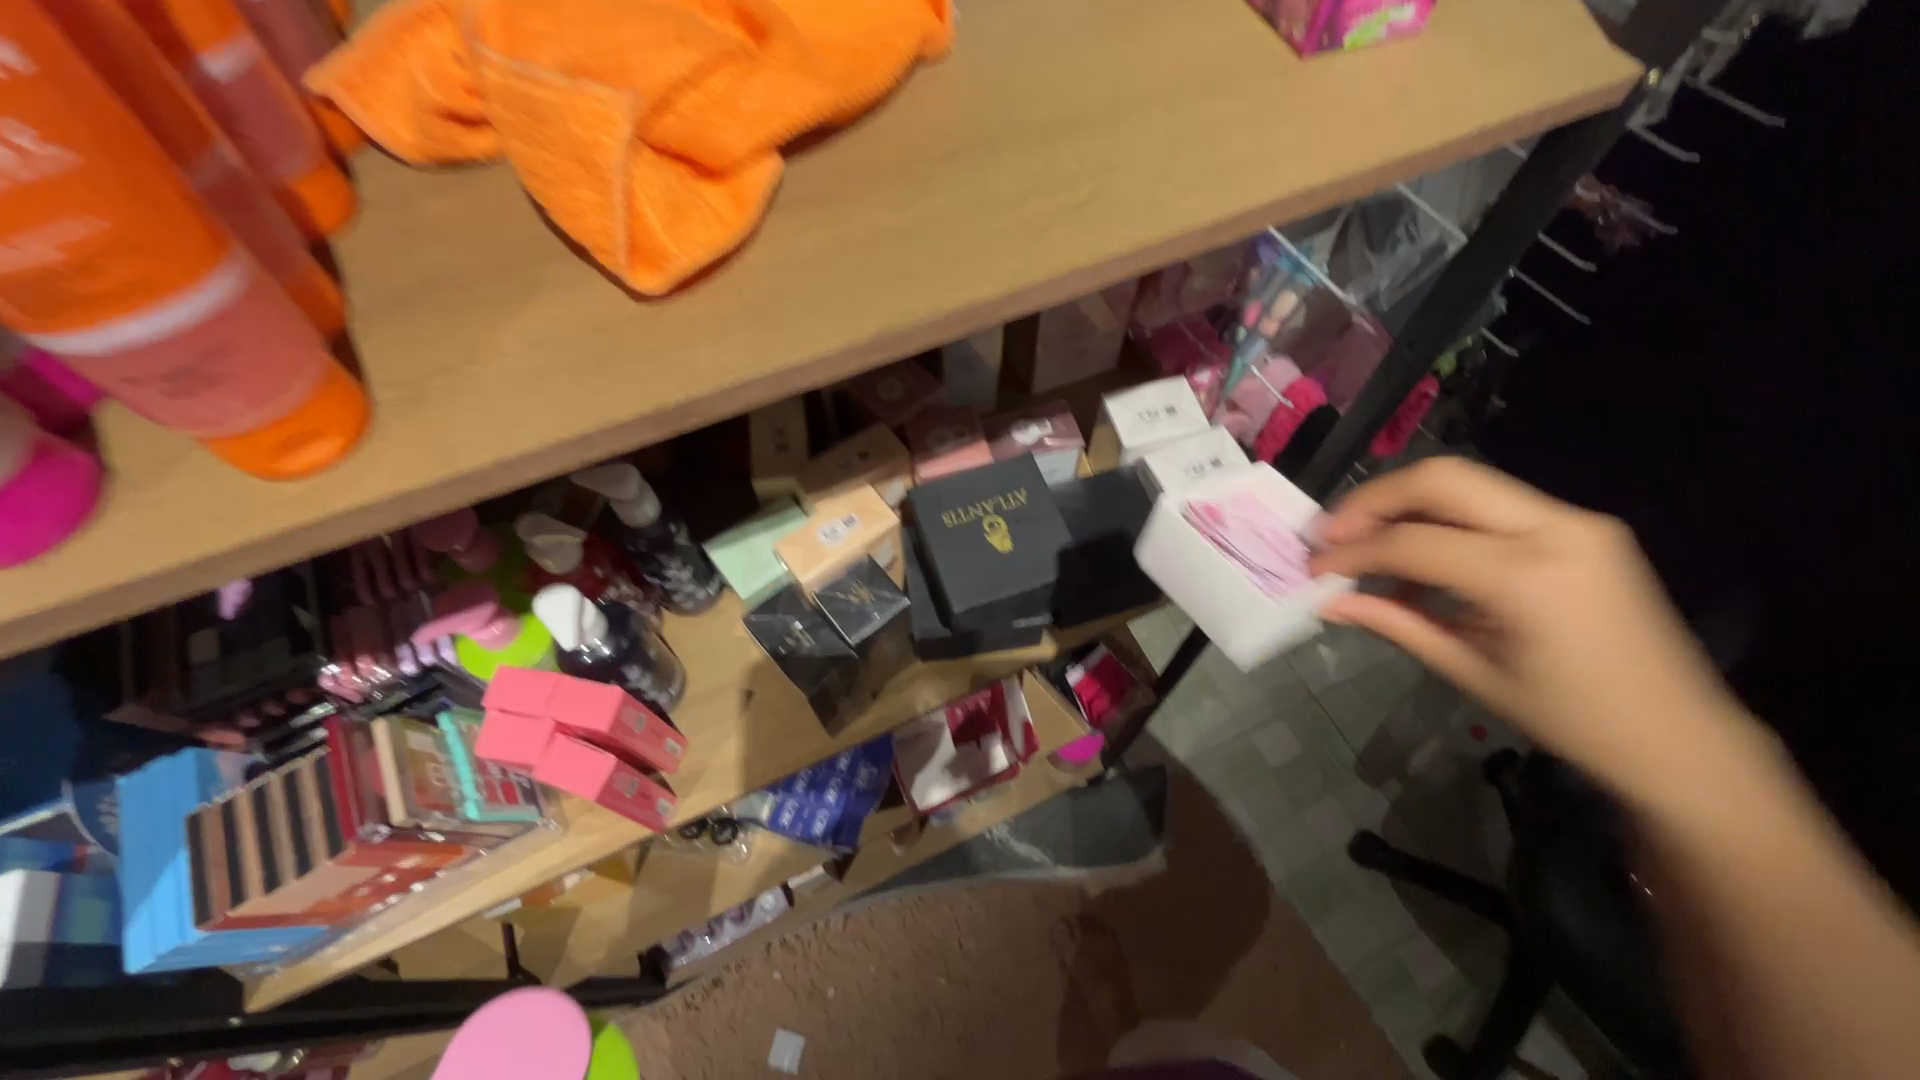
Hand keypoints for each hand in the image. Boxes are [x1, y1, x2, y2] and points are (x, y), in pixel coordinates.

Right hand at [1309, 457, 1744, 794]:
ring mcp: (1576, 520)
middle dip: (1373, 500)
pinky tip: (1418, 562)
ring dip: (1405, 505)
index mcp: (1529, 576)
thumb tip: (1330, 601)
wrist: (1683, 736)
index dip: (1352, 551)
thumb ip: (1397, 623)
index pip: (1414, 541)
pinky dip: (1444, 522)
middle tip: (1330, 534)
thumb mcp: (1472, 672)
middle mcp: (1556, 528)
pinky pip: (1493, 507)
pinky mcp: (1581, 526)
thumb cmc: (1573, 719)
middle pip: (1441, 478)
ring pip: (1466, 482)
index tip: (1312, 568)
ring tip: (1364, 544)